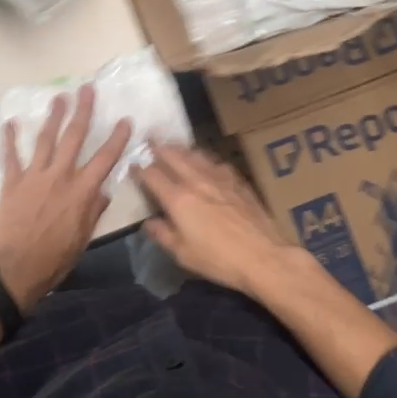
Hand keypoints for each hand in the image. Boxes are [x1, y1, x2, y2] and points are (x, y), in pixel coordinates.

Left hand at [0, 85, 131, 308]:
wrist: (13, 271)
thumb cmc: (53, 261)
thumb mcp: (82, 240)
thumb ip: (93, 212)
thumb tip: (102, 192)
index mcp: (81, 192)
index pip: (105, 159)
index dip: (117, 138)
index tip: (125, 120)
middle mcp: (59, 177)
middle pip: (74, 137)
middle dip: (83, 111)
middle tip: (87, 89)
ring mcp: (34, 176)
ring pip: (45, 139)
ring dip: (53, 116)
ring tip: (59, 97)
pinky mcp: (12, 182)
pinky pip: (11, 156)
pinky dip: (10, 139)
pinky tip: (10, 123)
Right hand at [135, 143, 311, 297]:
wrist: (263, 255)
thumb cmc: (218, 259)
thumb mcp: (183, 254)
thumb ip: (163, 234)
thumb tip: (149, 222)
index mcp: (178, 198)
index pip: (153, 176)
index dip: (140, 168)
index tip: (133, 163)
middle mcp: (196, 181)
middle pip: (173, 156)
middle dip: (159, 146)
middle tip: (150, 138)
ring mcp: (218, 177)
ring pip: (195, 154)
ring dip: (181, 147)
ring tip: (174, 143)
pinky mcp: (237, 180)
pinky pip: (215, 161)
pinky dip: (204, 157)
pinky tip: (205, 160)